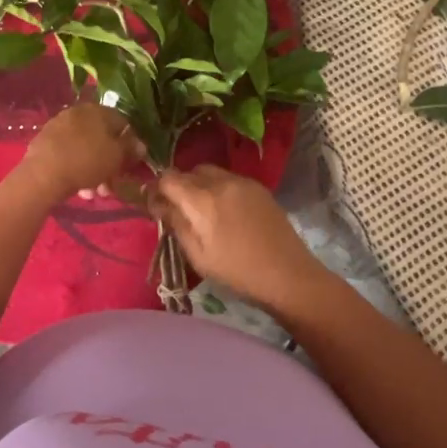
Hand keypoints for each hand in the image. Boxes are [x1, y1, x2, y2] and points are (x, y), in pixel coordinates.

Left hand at [13, 102, 143, 201]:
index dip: (130, 143)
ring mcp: (59, 125)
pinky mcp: (45, 141)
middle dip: (109, 163)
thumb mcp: (116, 157)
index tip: (131, 163)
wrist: (44, 173)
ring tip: (94, 193)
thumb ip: (130, 149)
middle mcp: (77, 112)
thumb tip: (140, 144)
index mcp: (97, 110)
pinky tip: (79, 189)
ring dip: (94, 171)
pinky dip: (76, 169)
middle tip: (112, 184)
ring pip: (84, 148)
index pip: (122, 122)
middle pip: (101, 137)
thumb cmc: (87, 161)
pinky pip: (68, 154)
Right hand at [149, 164, 326, 308]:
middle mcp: (220, 181)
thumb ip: (176, 224)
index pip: (168, 178)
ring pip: (209, 172)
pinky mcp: (258, 186)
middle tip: (181, 210)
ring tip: (205, 210)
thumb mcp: (198, 256)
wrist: (289, 276)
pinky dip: (219, 187)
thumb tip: (159, 204)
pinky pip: (229, 178)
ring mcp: (241, 181)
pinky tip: (227, 211)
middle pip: (188, 171)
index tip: (157, 206)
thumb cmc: (238, 272)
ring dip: (199, 184)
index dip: (157, 189)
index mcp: (201, 200)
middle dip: (179, 186)